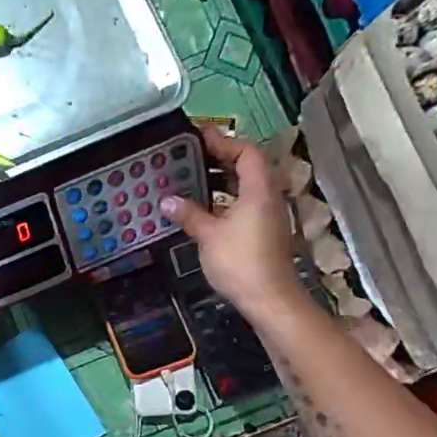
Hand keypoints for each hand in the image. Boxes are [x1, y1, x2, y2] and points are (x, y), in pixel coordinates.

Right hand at [161, 125, 304, 322]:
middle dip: (222, 157)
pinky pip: (245, 204)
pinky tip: (204, 207)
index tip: (200, 137)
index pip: (247, 151)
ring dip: (223, 179)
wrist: (269, 299)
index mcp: (259, 190)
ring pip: (247, 187)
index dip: (224, 141)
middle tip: (193, 154)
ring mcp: (268, 216)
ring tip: (194, 177)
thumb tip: (167, 201)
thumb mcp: (208, 236)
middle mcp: (268, 197)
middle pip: (249, 166)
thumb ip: (189, 214)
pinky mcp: (264, 232)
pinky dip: (226, 198)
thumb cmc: (240, 262)